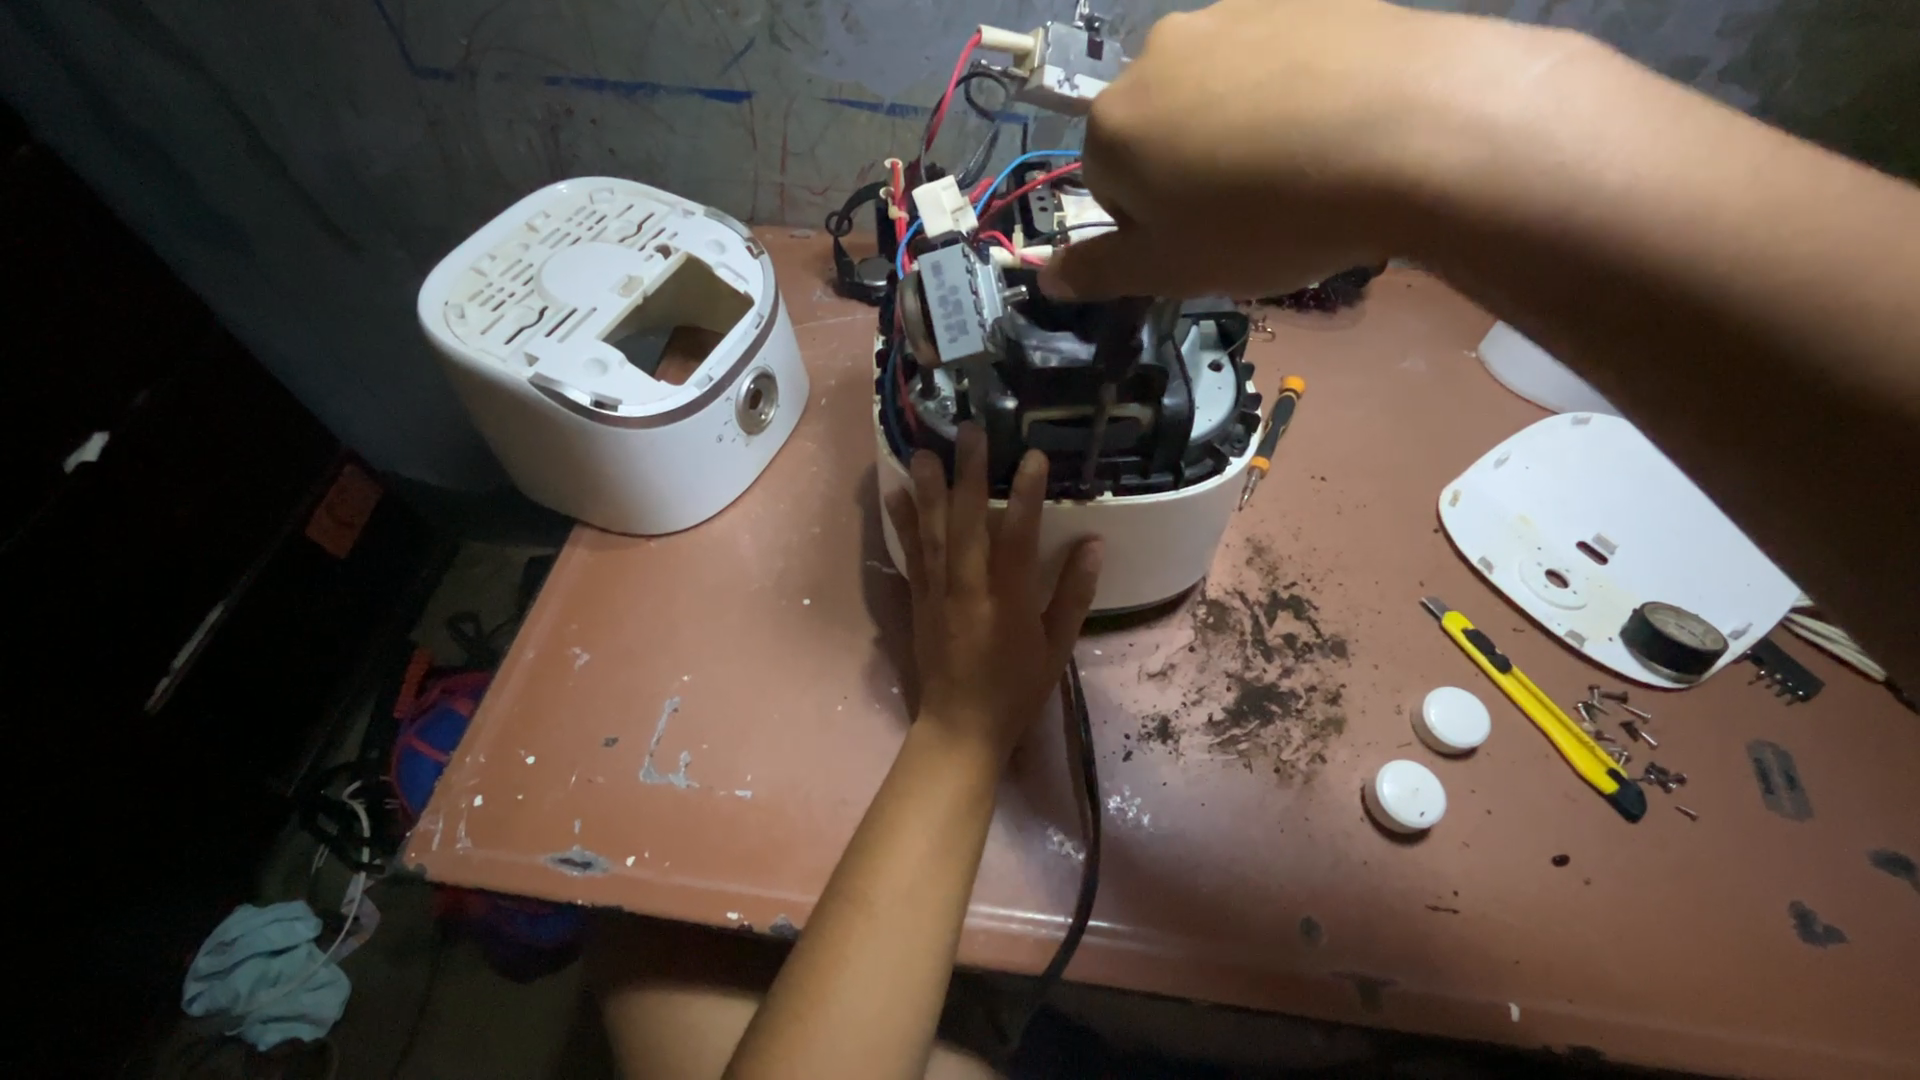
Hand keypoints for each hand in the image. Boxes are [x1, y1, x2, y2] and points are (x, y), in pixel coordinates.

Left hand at [885, 424, 1102, 759]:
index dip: (1026, 495)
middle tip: (969, 431)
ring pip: (932, 534)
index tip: (1032, 455)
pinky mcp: (918, 601)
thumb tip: (1094, 544)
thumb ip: (1074, 594)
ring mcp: (938, 594)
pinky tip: (895, 494)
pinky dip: (903, 524)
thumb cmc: (1016, 688)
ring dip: (928, 490)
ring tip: (923, 450)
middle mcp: (968, 590)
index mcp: (1009, 602)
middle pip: (967, 524)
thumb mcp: (1057, 647)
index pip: (1019, 538)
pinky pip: (911, 556)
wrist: (961, 727)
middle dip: (969, 475)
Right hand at [1041, 0, 1579, 300]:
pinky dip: (1284, 95)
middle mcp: (1157, 53)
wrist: (1413, 133)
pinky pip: (1271, 60)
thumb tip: (1047, 277)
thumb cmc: (1265, 221)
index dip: (1147, 224)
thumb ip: (1097, 272)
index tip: (1196, 244)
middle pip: (1153, 130)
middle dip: (1182, 171)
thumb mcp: (1169, 272)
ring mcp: (1232, 12)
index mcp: (1113, 122)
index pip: (1104, 185)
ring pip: (1211, 92)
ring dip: (1232, 132)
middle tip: (1243, 212)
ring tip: (1293, 171)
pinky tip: (1327, 129)